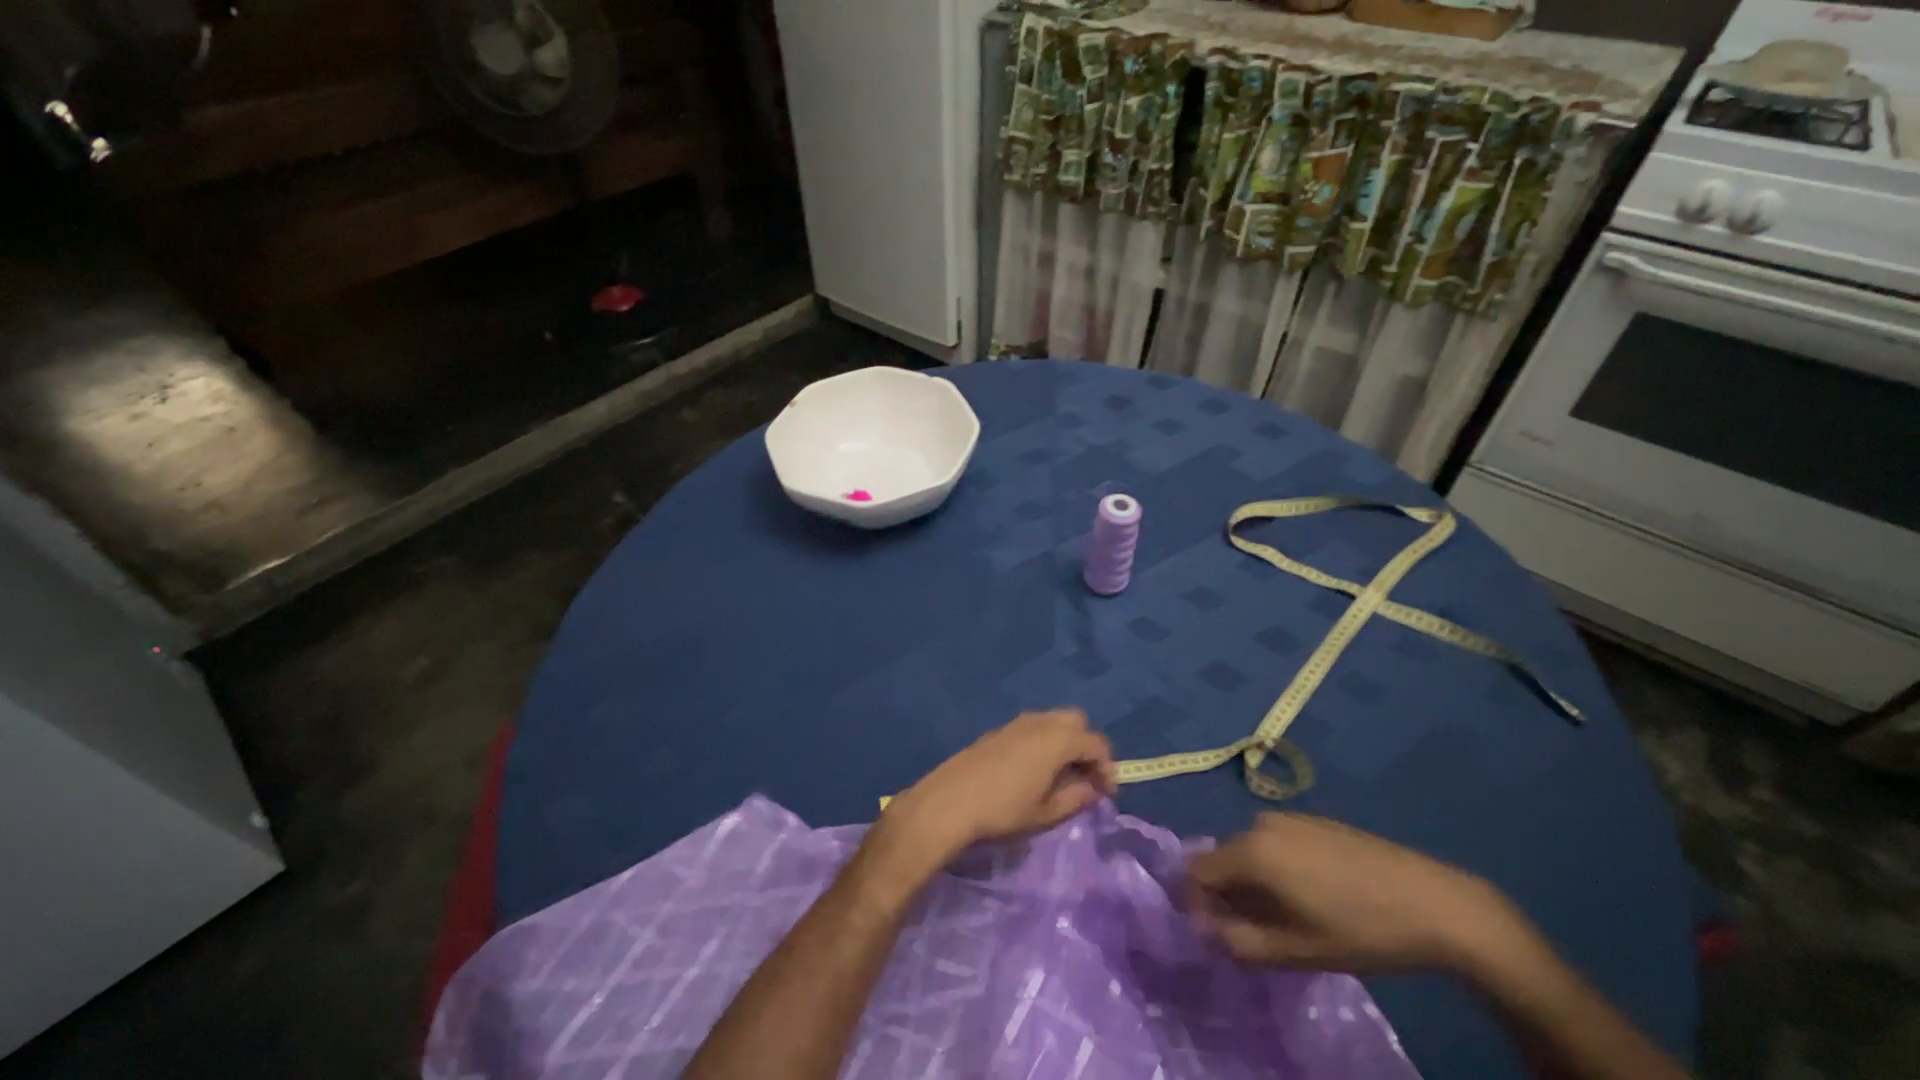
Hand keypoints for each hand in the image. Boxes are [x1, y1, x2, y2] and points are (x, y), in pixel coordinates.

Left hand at [878, 709, 1117, 862]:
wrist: (949, 802)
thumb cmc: (1004, 810)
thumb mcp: (1047, 812)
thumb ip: (1077, 797)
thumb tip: (1093, 788)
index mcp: (1057, 739)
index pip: (1096, 744)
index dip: (1107, 768)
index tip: (1106, 793)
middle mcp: (1039, 723)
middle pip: (1076, 722)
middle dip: (1086, 746)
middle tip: (1085, 777)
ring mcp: (1015, 724)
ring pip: (1052, 722)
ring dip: (1064, 743)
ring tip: (1061, 775)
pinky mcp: (997, 732)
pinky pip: (1032, 728)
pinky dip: (1043, 742)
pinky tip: (1034, 771)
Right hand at [1185, 812, 1526, 975]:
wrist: (1437, 905)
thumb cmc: (1360, 932)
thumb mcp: (1293, 951)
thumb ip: (1237, 942)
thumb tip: (1208, 928)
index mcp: (1252, 850)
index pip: (1196, 872)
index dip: (1199, 906)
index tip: (1224, 936)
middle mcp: (1264, 823)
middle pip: (1223, 860)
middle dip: (1229, 897)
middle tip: (1258, 934)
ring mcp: (1294, 818)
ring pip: (1252, 853)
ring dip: (1256, 885)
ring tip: (1289, 920)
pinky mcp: (1320, 821)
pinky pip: (1279, 845)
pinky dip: (1280, 870)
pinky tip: (1316, 897)